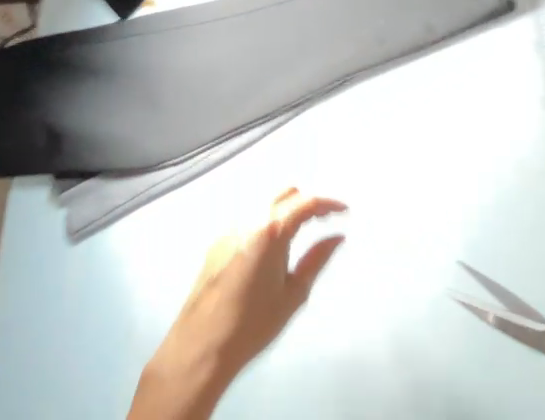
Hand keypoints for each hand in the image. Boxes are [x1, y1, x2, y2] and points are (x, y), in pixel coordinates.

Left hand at [129, 190, 346, 419]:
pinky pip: (247, 224)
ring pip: (263, 208)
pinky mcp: (215, 246)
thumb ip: (316, 259)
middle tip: (324, 220)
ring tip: (301, 236)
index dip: (328, 203)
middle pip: (282, 196)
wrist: (200, 348)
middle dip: (306, 203)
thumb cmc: (253, 325)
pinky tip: (271, 252)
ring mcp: (227, 232)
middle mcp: (247, 222)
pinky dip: (266, 227)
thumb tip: (337, 236)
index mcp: (270, 231)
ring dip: (285, 214)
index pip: (305, 203)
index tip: (344, 211)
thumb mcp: (294, 294)